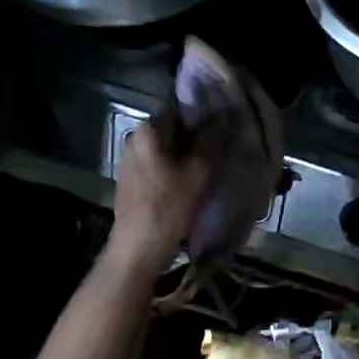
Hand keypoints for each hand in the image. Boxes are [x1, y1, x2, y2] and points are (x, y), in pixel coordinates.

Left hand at [107, 120, 213, 271]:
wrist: (138, 250)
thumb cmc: (169, 208)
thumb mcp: (198, 171)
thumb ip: (212, 138)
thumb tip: (224, 112)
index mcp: (148, 131)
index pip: (183, 109)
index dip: (207, 116)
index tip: (226, 128)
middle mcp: (135, 139)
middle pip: (176, 130)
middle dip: (199, 138)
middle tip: (223, 150)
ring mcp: (132, 160)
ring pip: (170, 149)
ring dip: (190, 155)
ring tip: (212, 167)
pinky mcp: (133, 180)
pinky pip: (162, 164)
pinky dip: (178, 169)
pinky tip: (194, 182)